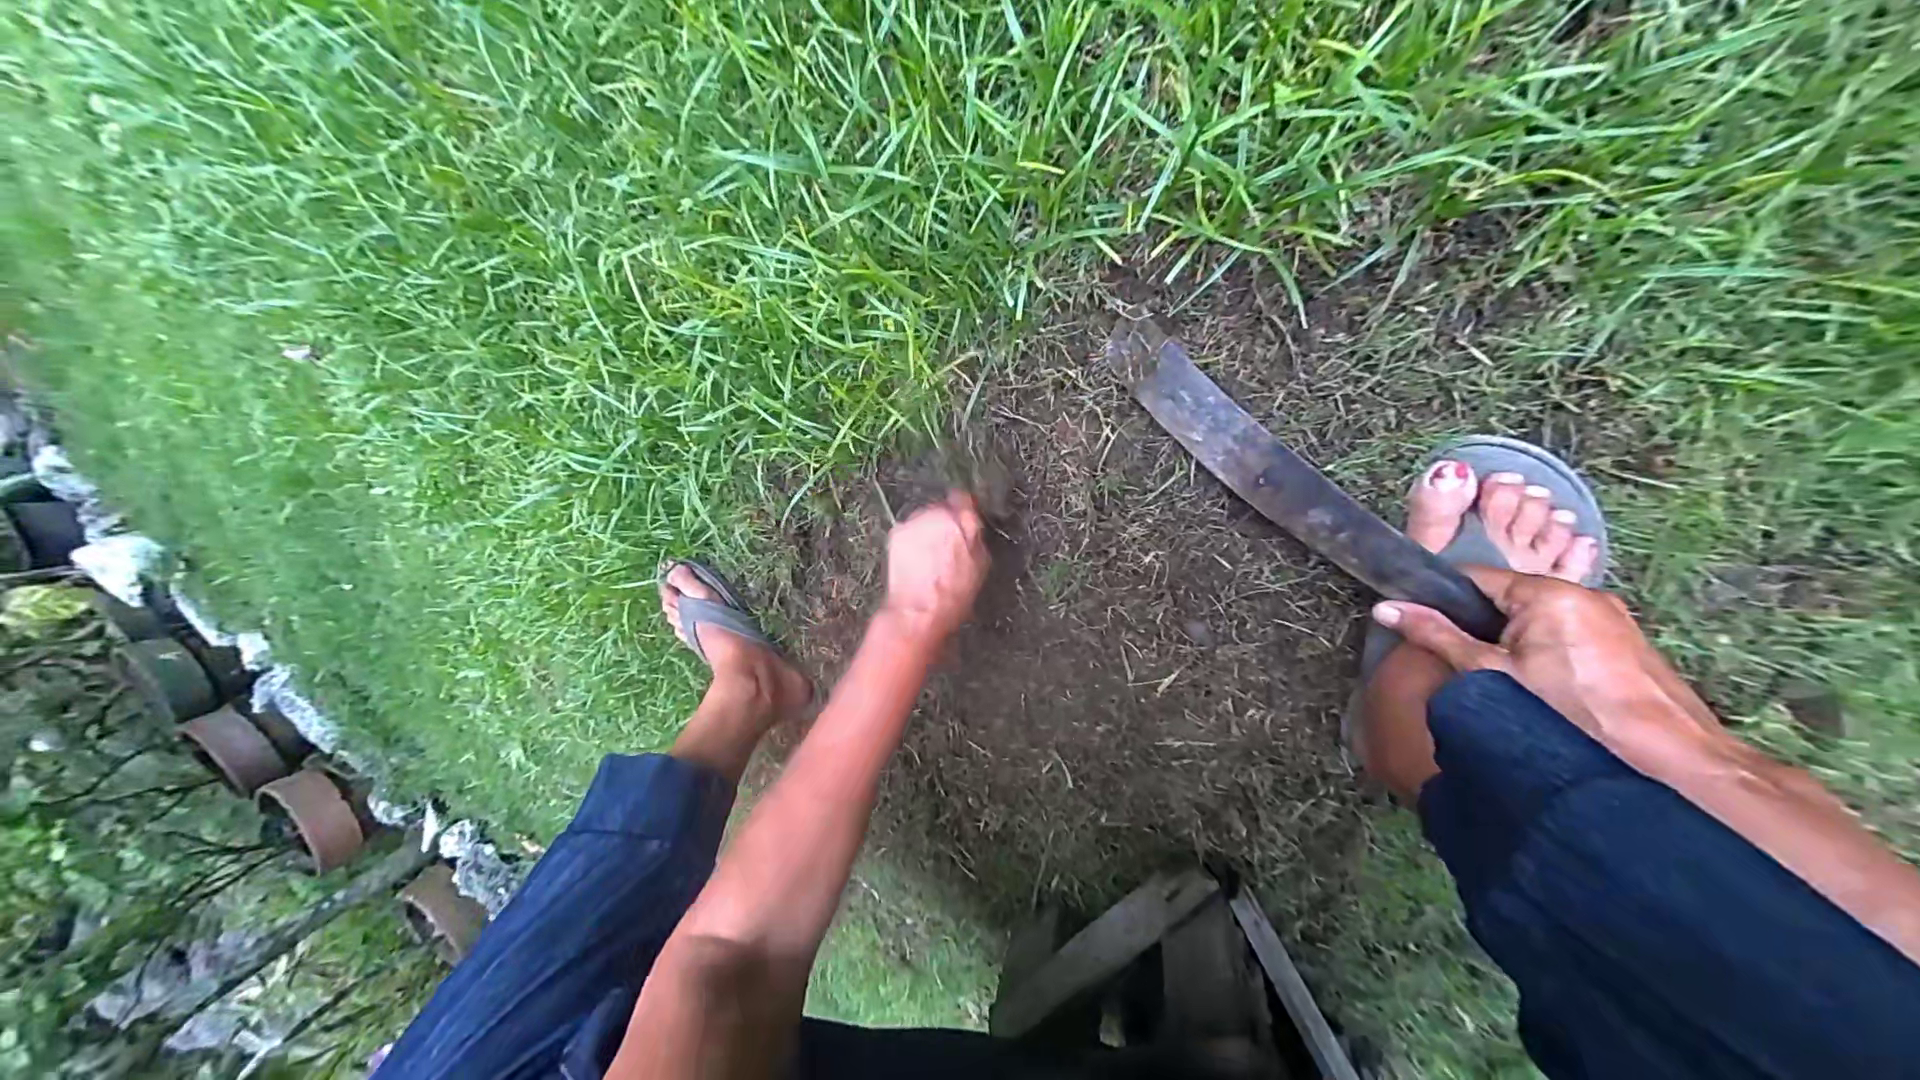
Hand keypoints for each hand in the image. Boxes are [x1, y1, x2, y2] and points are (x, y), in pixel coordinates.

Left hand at [881, 491, 990, 641]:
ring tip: (931, 561)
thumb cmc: (950, 594)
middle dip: (945, 525)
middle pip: (941, 510)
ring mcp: (913, 524)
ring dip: (927, 533)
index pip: (963, 498)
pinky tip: (917, 564)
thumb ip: (976, 534)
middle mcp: (934, 515)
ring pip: (924, 521)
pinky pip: (909, 532)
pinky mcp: (896, 534)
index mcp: (961, 519)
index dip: (965, 509)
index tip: (965, 517)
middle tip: (948, 549)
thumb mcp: (980, 564)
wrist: (919, 610)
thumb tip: (973, 521)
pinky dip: (912, 543)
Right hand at [1373, 567, 1725, 764]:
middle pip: (1505, 596)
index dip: (1441, 597)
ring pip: (1534, 616)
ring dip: (1507, 638)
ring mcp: (1609, 617)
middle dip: (1476, 622)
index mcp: (1548, 592)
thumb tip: (1385, 608)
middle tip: (1458, 658)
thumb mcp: (1488, 671)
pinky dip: (1538, 649)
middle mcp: (1583, 593)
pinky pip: (1563, 631)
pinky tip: (1534, 682)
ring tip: (1495, 674)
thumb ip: (1434, 635)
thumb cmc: (1569, 710)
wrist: (1671, 761)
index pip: (1474, 575)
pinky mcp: (1623, 642)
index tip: (1422, 623)